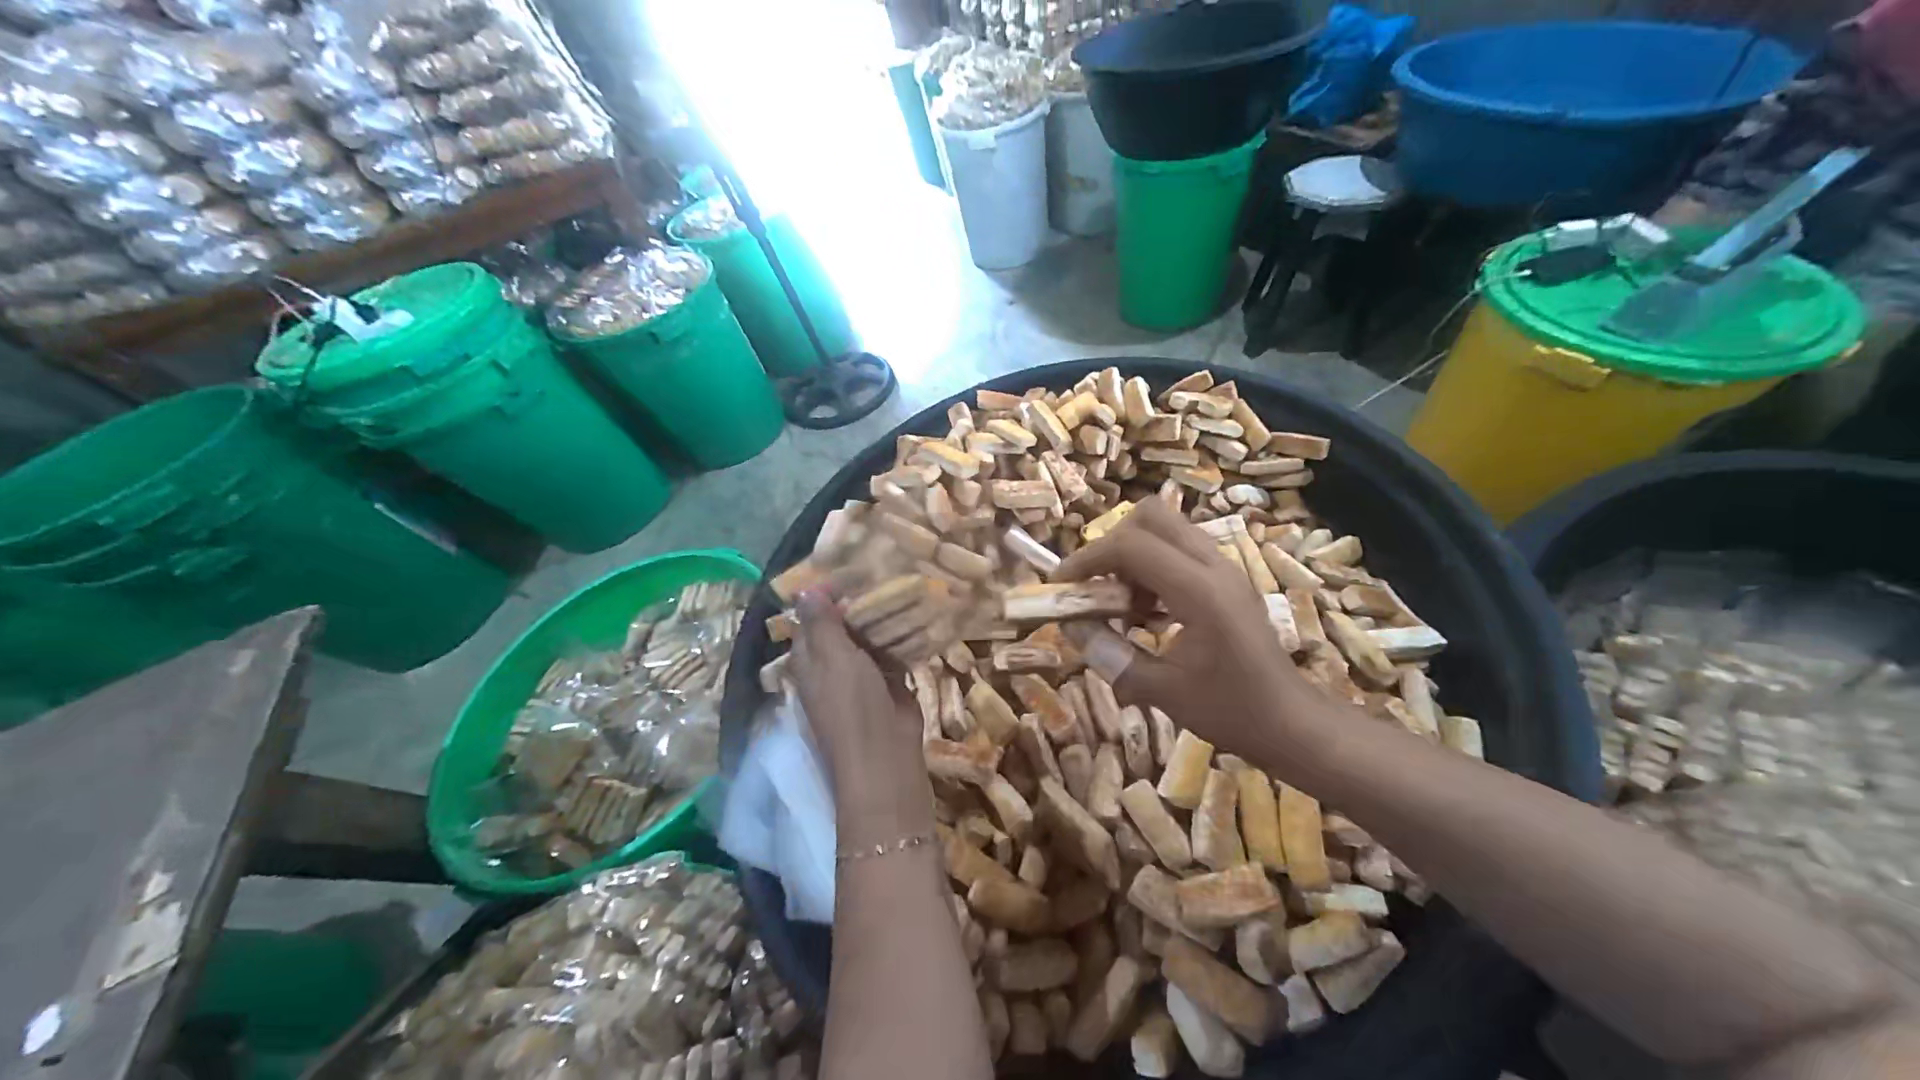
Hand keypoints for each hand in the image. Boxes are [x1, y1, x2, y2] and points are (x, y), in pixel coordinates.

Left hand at [790, 589, 934, 847]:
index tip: (850, 568)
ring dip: (882, 619)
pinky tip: (917, 614)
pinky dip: (902, 639)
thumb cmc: (851, 705)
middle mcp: (832, 668)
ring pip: (870, 641)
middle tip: (883, 568)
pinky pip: (894, 656)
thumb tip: (804, 589)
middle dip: (859, 603)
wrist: (884, 759)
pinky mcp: (890, 688)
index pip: (811, 620)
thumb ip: (821, 624)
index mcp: (809, 661)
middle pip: (843, 628)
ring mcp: (862, 679)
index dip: (825, 595)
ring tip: (902, 582)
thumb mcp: (832, 658)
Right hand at [1055, 498, 1336, 763]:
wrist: (1292, 723)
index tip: (1061, 584)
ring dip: (1132, 554)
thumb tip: (1070, 629)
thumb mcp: (1163, 692)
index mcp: (1200, 592)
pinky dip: (1151, 567)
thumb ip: (1112, 656)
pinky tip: (1145, 612)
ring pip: (1167, 528)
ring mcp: (1225, 568)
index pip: (1132, 545)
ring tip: (1117, 602)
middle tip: (1094, 584)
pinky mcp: (1227, 579)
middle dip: (1111, 542)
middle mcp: (1214, 566)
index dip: (1088, 559)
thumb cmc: (1232, 711)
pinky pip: (1180, 550)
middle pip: (1152, 516)